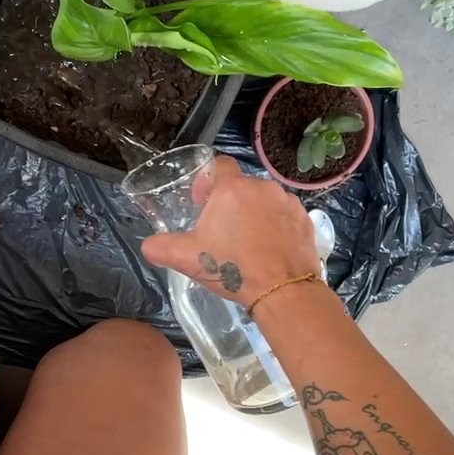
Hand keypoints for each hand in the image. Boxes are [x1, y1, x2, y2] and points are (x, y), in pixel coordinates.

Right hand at [140, 156, 319, 308]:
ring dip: (253, 212)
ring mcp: (288, 203)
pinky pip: (283, 215)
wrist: (283, 290)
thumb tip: (148, 245)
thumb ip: (160, 247)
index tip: (203, 201)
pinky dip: (275, 225)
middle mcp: (262, 187)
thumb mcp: (186, 258)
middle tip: (220, 228)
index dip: (208, 180)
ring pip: (263, 200)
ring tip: (246, 240)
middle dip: (229, 201)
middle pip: (241, 185)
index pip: (219, 165)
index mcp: (232, 189)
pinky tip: (268, 248)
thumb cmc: (232, 267)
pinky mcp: (305, 220)